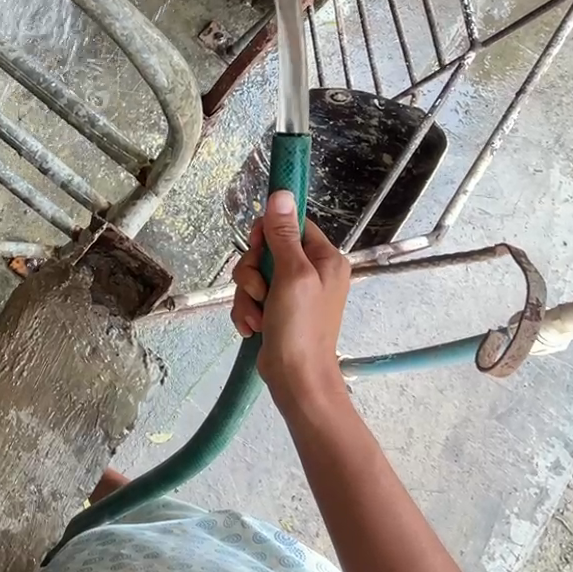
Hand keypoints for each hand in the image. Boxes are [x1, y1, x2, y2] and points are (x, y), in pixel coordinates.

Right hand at [230, 190, 352, 409]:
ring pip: (253, 275)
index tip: (259, 248)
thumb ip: (283, 234)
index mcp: (325, 259)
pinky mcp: (276, 311)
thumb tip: (281, 193)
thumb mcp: (291, 274)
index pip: (291, 225)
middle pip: (265, 250)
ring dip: (247, 296)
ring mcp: (292, 293)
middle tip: (260, 291)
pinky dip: (247, 311)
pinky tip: (254, 327)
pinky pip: (250, 297)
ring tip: (258, 316)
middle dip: (253, 273)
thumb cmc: (300, 326)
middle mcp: (310, 272)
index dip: (269, 233)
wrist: (296, 379)